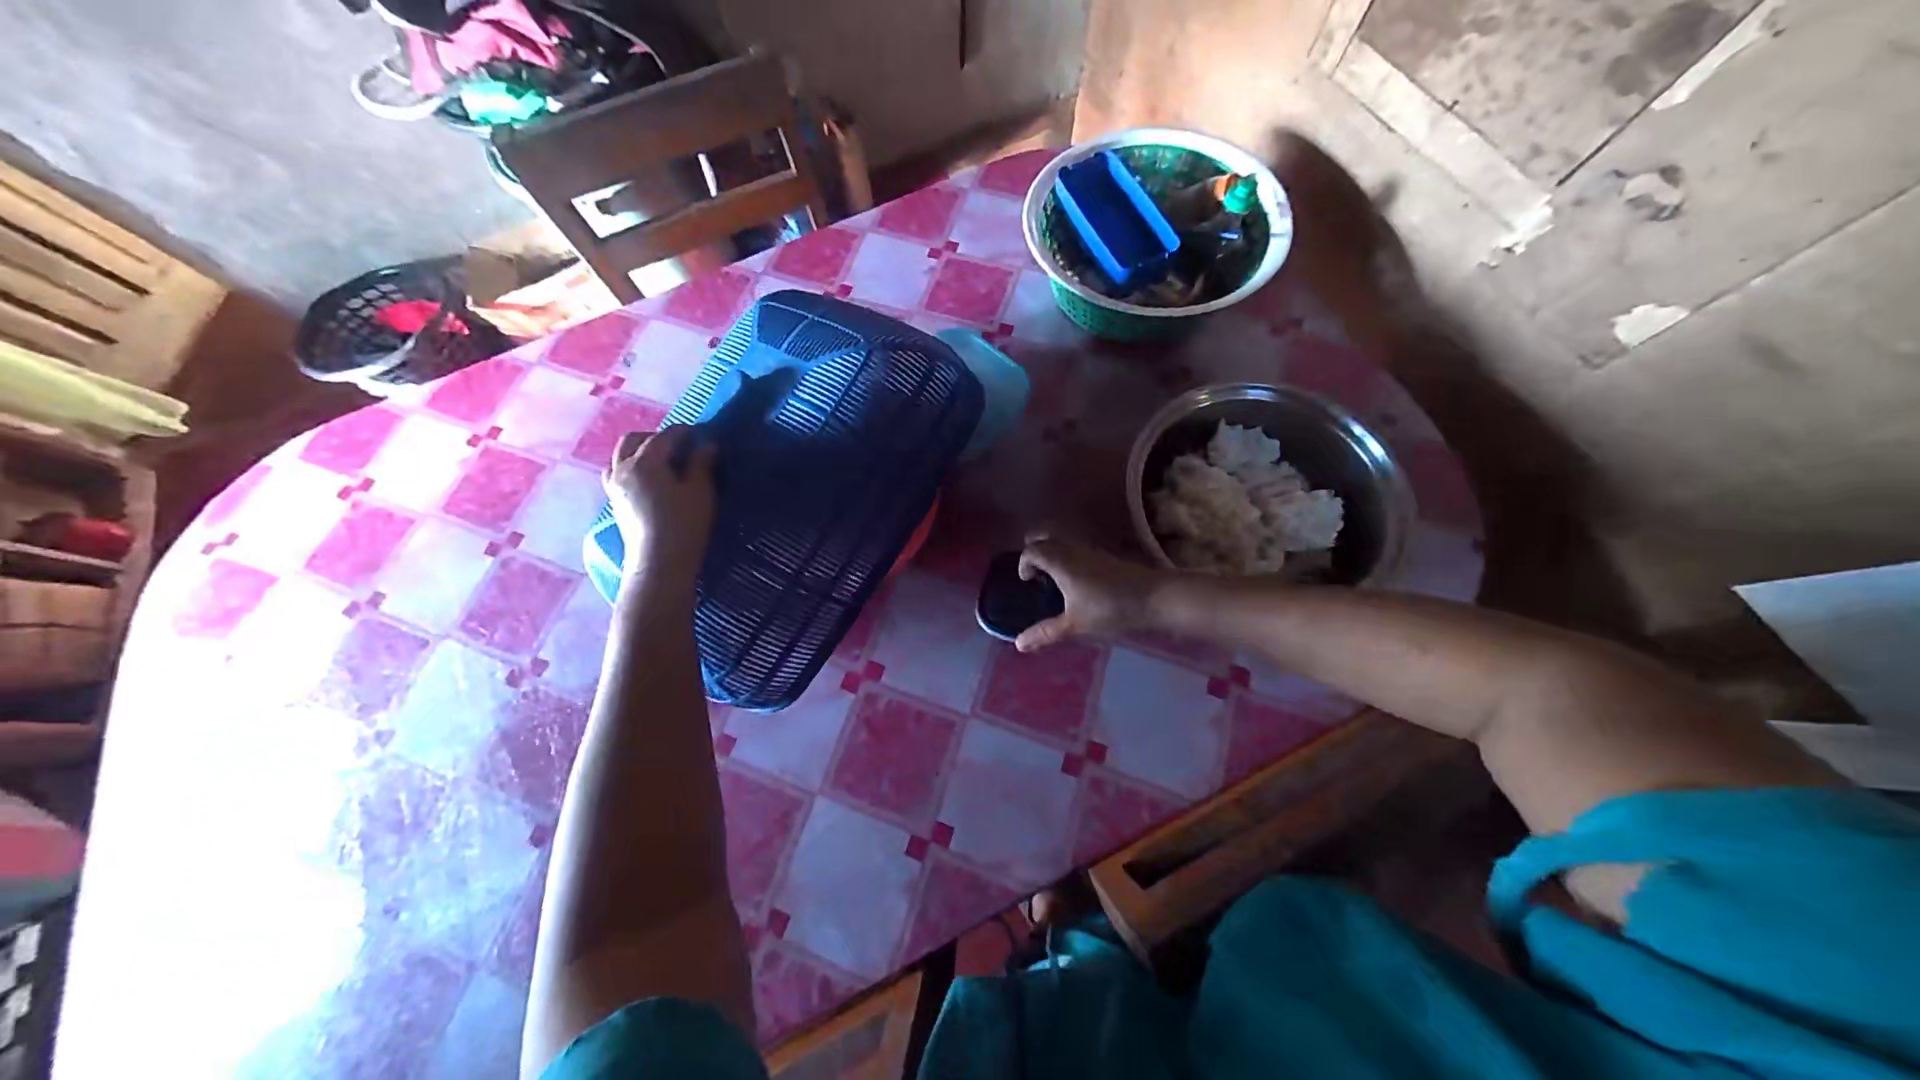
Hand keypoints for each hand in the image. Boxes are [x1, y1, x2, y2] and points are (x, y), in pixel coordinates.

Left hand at [605, 426, 716, 581]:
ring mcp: (615, 487)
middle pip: (633, 440)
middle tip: (679, 445)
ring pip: (621, 457)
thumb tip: (706, 445)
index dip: (684, 431)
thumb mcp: (701, 491)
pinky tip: (651, 481)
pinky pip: (619, 474)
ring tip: (661, 462)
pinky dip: (633, 468)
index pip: (665, 436)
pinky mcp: (616, 503)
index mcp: (645, 462)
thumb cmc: (684, 525)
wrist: (659, 563)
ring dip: (639, 452)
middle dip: (655, 436)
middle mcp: (623, 469)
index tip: (701, 433)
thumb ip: (702, 464)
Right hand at [1015, 536, 1166, 652]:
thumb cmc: (1110, 608)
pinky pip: (1077, 550)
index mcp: (1061, 562)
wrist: (1154, 597)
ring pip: (1063, 543)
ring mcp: (1091, 551)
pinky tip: (1077, 583)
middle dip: (1035, 552)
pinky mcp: (1106, 557)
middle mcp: (1073, 551)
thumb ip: (1046, 633)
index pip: (1033, 550)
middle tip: (1035, 575)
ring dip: (1053, 556)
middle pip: (1046, 539)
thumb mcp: (1075, 625)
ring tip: (1054, 581)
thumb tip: (1018, 643)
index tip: (1027, 582)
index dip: (1024, 562)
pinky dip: (1069, 560)